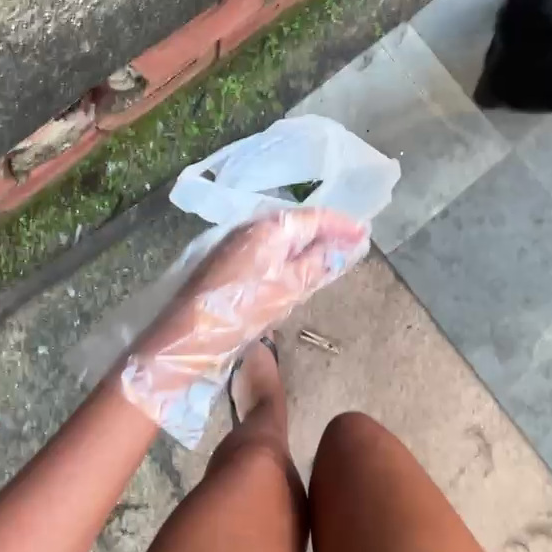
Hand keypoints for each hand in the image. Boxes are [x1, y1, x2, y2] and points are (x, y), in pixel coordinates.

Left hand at [126, 208, 368, 402]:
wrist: (185, 334)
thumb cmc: (239, 312)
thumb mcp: (287, 290)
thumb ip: (317, 265)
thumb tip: (344, 246)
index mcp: (268, 228)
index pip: (314, 217)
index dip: (342, 224)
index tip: (366, 233)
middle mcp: (251, 227)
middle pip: (297, 223)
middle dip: (326, 232)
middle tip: (353, 245)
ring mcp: (236, 243)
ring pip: (282, 237)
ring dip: (307, 245)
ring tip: (331, 258)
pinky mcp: (227, 260)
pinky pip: (268, 249)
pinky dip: (288, 255)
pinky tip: (297, 270)